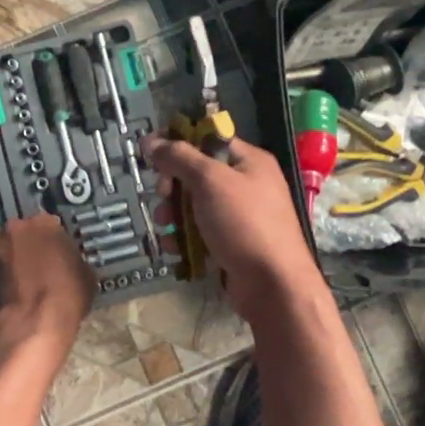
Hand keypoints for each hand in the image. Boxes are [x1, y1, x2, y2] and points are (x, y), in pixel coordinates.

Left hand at [0, 214, 94, 358]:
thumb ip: (74, 259)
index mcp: (44, 223)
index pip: (51, 226)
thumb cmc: (67, 295)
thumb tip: (68, 263)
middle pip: (24, 233)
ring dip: (15, 258)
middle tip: (40, 266)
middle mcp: (16, 228)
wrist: (33, 323)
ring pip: (8, 248)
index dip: (54, 242)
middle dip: (31, 246)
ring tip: (24, 280)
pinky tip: (14, 290)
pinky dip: (4, 274)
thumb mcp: (86, 274)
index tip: (59, 256)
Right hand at [143, 135, 324, 309]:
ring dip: (174, 215)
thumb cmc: (244, 224)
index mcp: (250, 161)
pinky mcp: (232, 244)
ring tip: (165, 227)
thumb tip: (151, 141)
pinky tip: (174, 248)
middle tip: (162, 197)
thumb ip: (179, 157)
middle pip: (198, 175)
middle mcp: (248, 185)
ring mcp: (241, 217)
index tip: (152, 156)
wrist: (273, 285)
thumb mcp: (210, 181)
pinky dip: (184, 238)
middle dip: (173, 186)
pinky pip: (201, 233)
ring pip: (195, 206)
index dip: (179, 145)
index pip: (208, 140)